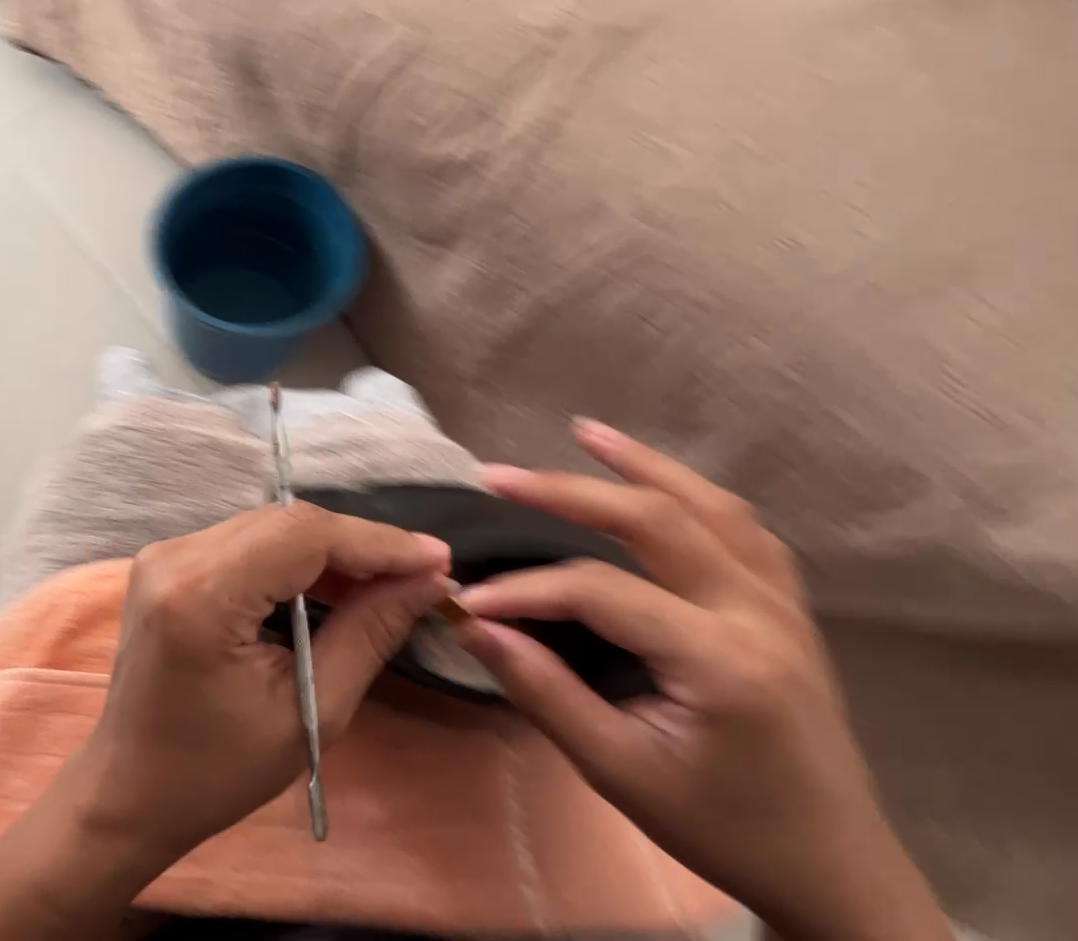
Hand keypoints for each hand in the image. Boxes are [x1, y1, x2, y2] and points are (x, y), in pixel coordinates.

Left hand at [0, 504, 449, 940]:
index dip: (377, 542)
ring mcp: (163, 555)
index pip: (303, 535)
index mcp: (201, 594)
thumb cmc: (217, 771)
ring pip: (266, 527)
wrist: (130, 789)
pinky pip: (244, 543)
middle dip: (357, 545)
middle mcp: (173, 557)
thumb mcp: (309, 713)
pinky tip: (331, 587)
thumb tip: (426, 581)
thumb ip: (367, 634)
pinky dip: (292, 560)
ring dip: (328, 551)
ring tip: (386, 584)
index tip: (439, 560)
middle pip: (284, 522)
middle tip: (419, 575)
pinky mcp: (165, 564)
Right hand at [455, 420, 951, 940]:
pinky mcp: (788, 608)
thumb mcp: (616, 769)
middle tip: (496, 476)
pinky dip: (693, 494)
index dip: (525, 589)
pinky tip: (658, 482)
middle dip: (567, 491)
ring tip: (584, 432)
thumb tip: (473, 625)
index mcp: (721, 660)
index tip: (468, 601)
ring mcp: (784, 605)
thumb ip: (542, 690)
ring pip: (711, 507)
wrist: (830, 865)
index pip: (600, 591)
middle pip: (657, 520)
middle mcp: (759, 614)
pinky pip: (742, 530)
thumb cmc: (719, 824)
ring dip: (643, 464)